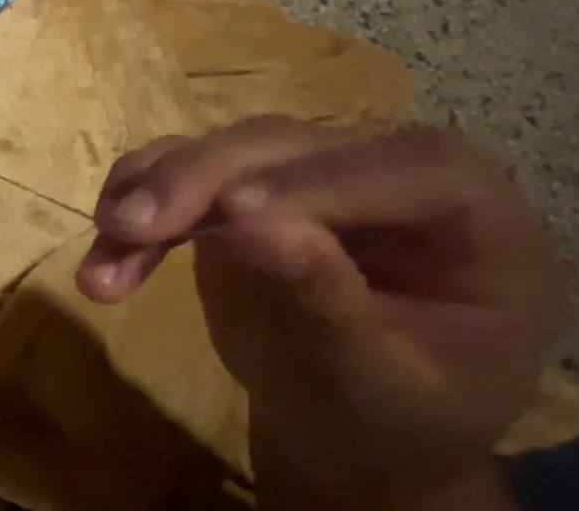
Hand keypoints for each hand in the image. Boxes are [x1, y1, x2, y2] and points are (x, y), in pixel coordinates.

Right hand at [75, 117, 564, 510]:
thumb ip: (324, 301)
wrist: (347, 435)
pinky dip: (134, 197)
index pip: (400, 170)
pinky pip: (176, 166)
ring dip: (150, 189)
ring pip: (216, 149)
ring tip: (106, 241)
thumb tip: (249, 226)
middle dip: (196, 182)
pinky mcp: (240, 180)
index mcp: (472, 214)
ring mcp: (304, 168)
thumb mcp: (375, 381)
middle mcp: (385, 167)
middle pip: (281, 144)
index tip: (228, 216)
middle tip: (126, 227)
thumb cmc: (392, 421)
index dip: (312, 183)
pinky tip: (105, 243)